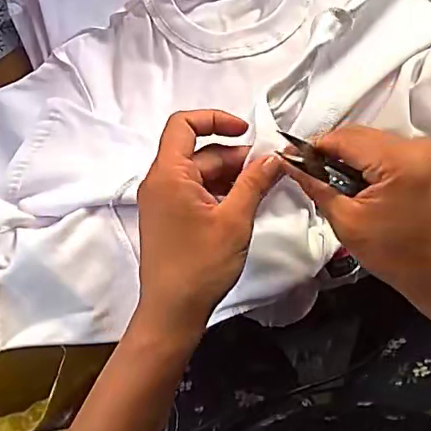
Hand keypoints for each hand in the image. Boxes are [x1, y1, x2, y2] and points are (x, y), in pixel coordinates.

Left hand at [131, 110, 285, 344]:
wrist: (172, 311)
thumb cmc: (198, 268)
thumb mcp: (235, 220)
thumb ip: (254, 182)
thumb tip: (272, 158)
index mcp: (168, 174)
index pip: (183, 124)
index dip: (215, 119)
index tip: (244, 130)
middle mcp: (159, 182)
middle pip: (197, 151)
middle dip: (234, 155)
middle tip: (268, 168)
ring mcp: (162, 200)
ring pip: (199, 172)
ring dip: (229, 174)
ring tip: (261, 186)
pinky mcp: (168, 216)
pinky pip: (194, 191)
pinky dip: (218, 191)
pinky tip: (243, 202)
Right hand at [284, 126, 430, 299]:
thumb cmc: (396, 254)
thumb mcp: (347, 222)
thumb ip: (316, 186)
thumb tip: (291, 164)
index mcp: (399, 161)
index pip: (343, 138)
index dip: (313, 147)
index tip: (291, 159)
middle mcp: (415, 147)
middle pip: (357, 134)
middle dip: (329, 150)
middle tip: (307, 171)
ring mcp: (424, 151)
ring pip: (369, 138)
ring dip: (346, 154)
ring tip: (330, 178)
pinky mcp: (426, 159)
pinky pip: (384, 147)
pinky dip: (365, 159)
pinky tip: (354, 179)